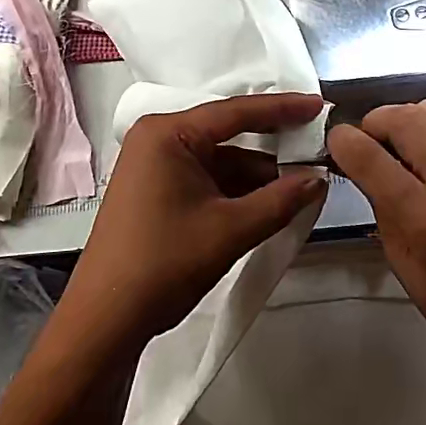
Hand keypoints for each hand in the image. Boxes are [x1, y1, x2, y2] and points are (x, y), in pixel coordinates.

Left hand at [59, 93, 328, 346]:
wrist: (106, 319)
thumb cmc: (164, 263)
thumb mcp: (230, 230)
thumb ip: (280, 201)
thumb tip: (319, 180)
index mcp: (167, 133)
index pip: (235, 112)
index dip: (282, 109)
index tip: (319, 106)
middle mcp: (158, 139)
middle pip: (227, 136)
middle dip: (272, 148)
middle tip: (317, 148)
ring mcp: (154, 166)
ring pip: (218, 161)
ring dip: (256, 177)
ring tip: (302, 184)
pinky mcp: (155, 191)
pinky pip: (204, 179)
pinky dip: (235, 191)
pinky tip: (269, 203)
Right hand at [328, 100, 425, 382]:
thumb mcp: (403, 266)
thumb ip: (381, 206)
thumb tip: (359, 163)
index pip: (371, 158)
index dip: (342, 143)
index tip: (334, 144)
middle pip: (405, 120)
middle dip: (374, 123)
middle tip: (366, 143)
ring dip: (407, 119)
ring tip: (400, 143)